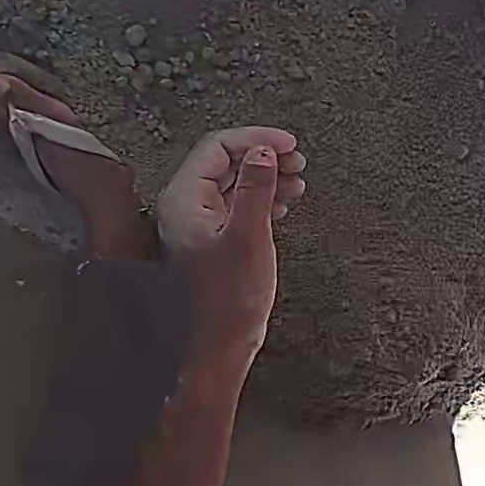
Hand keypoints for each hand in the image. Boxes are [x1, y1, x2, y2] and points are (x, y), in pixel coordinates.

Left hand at [155, 127, 307, 369]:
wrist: (220, 345)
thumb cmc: (230, 298)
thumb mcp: (249, 235)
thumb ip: (256, 188)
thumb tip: (264, 152)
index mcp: (187, 199)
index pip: (219, 147)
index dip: (256, 140)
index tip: (288, 144)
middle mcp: (189, 206)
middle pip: (227, 162)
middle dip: (264, 156)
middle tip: (297, 161)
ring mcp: (202, 223)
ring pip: (236, 182)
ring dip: (268, 176)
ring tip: (297, 181)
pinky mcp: (217, 240)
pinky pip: (240, 204)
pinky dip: (264, 197)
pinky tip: (284, 202)